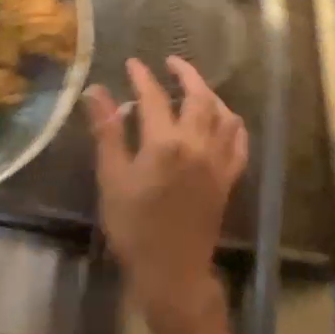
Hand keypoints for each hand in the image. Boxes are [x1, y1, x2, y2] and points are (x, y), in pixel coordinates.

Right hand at [86, 57, 248, 309]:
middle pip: (199, 97)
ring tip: (196, 87)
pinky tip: (224, 120)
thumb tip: (95, 92)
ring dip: (211, 94)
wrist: (171, 270)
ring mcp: (218, 162)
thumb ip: (108, 131)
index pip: (154, 97)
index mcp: (165, 143)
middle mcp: (198, 145)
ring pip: (225, 115)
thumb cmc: (133, 226)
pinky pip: (239, 142)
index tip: (132, 63)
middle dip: (185, 74)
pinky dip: (233, 124)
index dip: (142, 77)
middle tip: (170, 63)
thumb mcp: (112, 178)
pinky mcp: (229, 179)